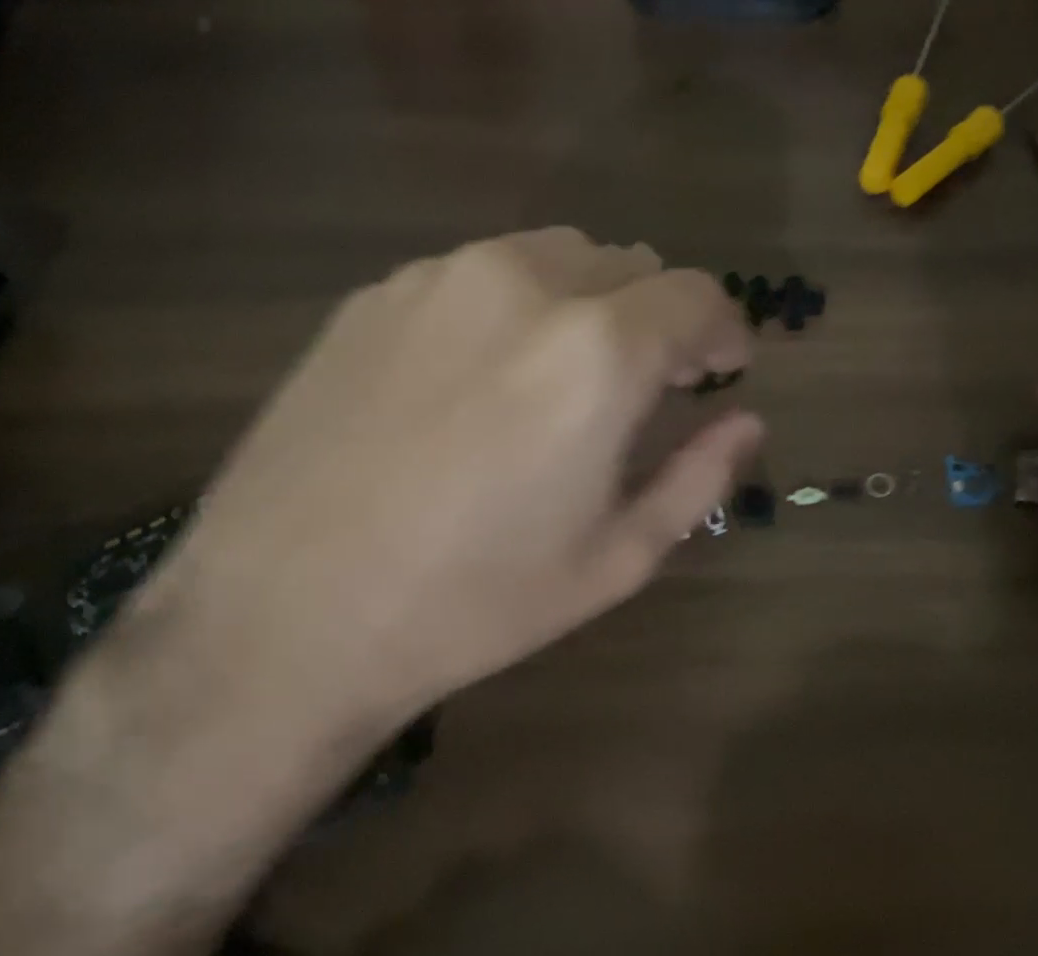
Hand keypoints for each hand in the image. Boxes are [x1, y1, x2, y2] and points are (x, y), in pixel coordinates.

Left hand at [0, 231, 760, 955]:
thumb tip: (748, 424)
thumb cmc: (475, 603)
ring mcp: (435, 280)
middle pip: (627, 264)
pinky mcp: (370, 298)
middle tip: (647, 389)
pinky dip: (510, 311)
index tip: (723, 370)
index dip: (725, 331)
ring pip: (550, 258)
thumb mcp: (615, 560)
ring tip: (564, 383)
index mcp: (598, 352)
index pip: (697, 296)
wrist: (289, 615)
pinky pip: (474, 277)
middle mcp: (522, 286)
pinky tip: (479, 386)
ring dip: (585, 305)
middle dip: (657, 318)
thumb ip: (697, 479)